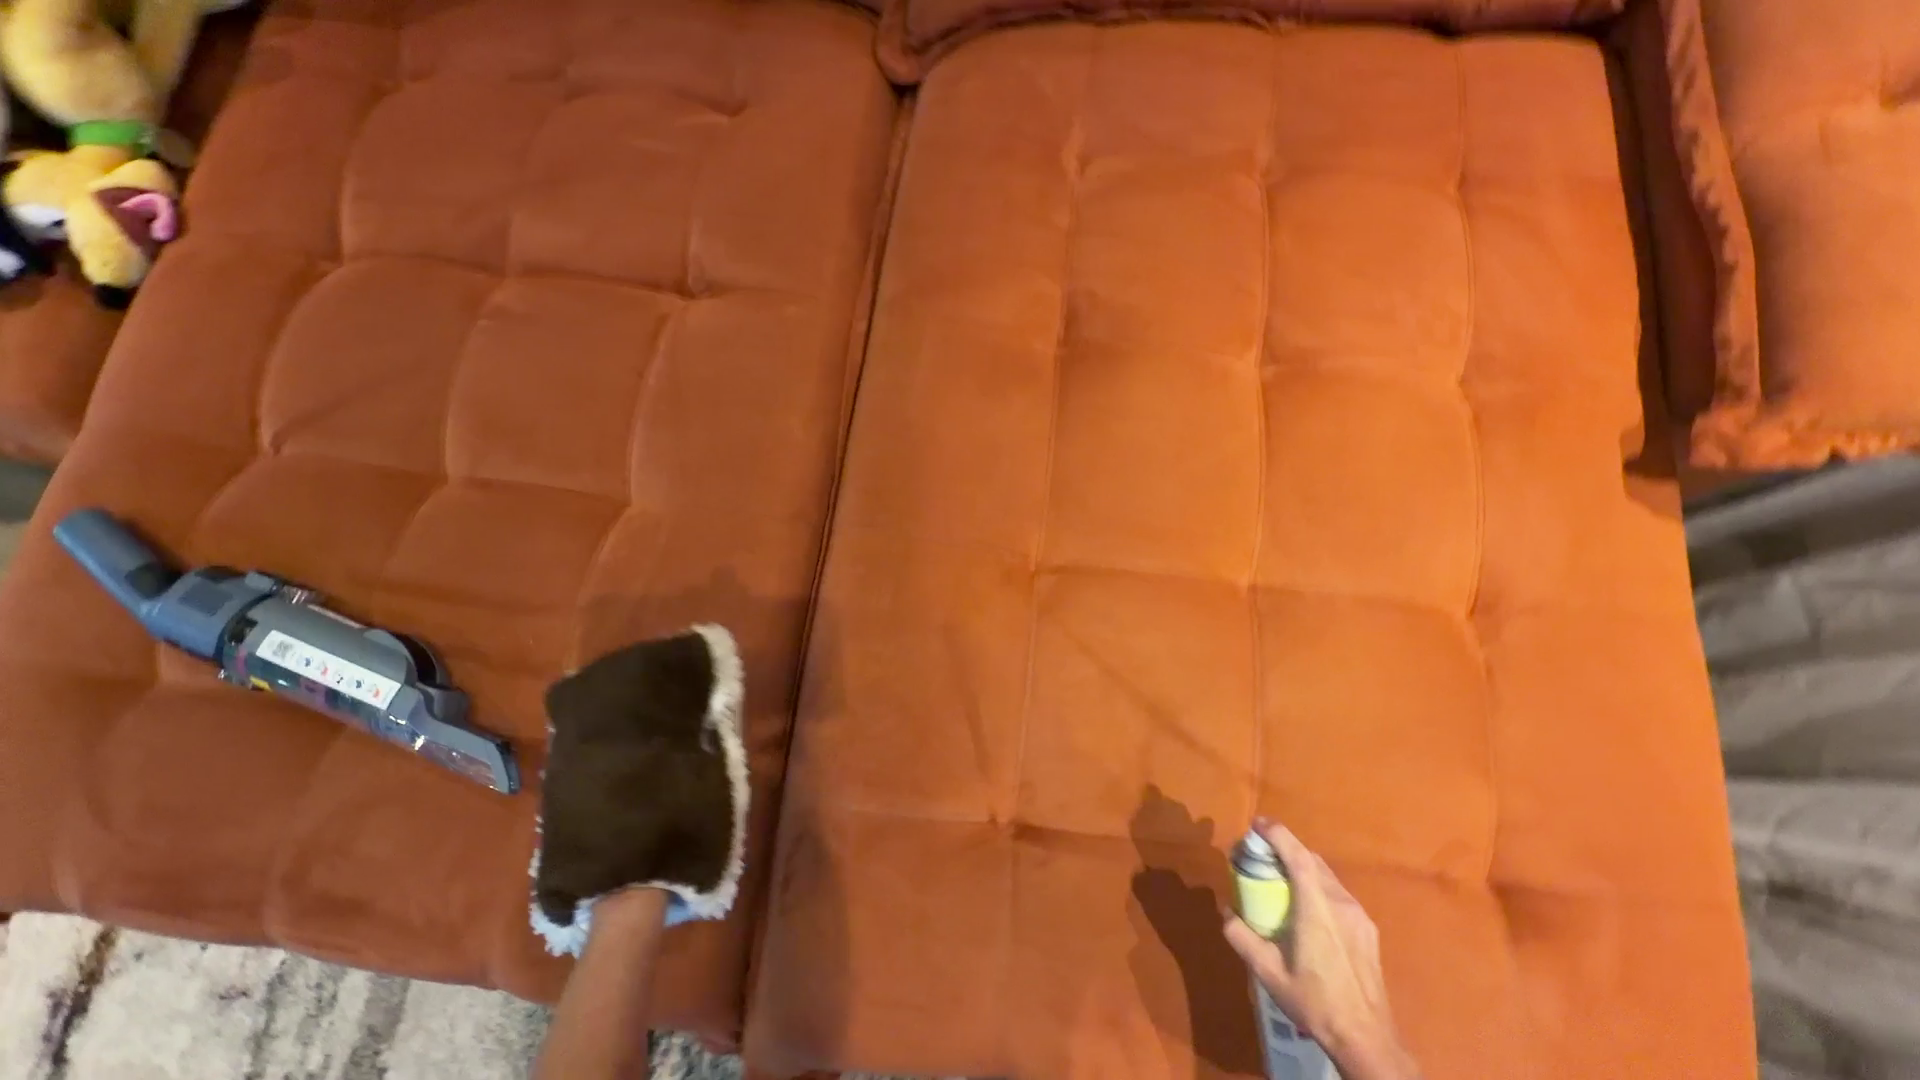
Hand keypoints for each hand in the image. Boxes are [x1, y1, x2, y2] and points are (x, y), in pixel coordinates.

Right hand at [1223, 821, 1419, 1079]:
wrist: (1366, 1037)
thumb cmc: (1314, 1002)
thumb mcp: (1268, 973)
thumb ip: (1242, 937)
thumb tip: (1225, 911)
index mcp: (1316, 910)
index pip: (1298, 857)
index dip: (1278, 835)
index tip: (1257, 824)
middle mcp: (1341, 904)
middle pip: (1313, 861)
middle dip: (1287, 848)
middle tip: (1262, 853)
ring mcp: (1359, 916)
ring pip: (1327, 876)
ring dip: (1302, 867)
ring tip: (1281, 878)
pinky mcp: (1367, 930)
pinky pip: (1338, 894)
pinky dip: (1317, 886)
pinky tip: (1306, 908)